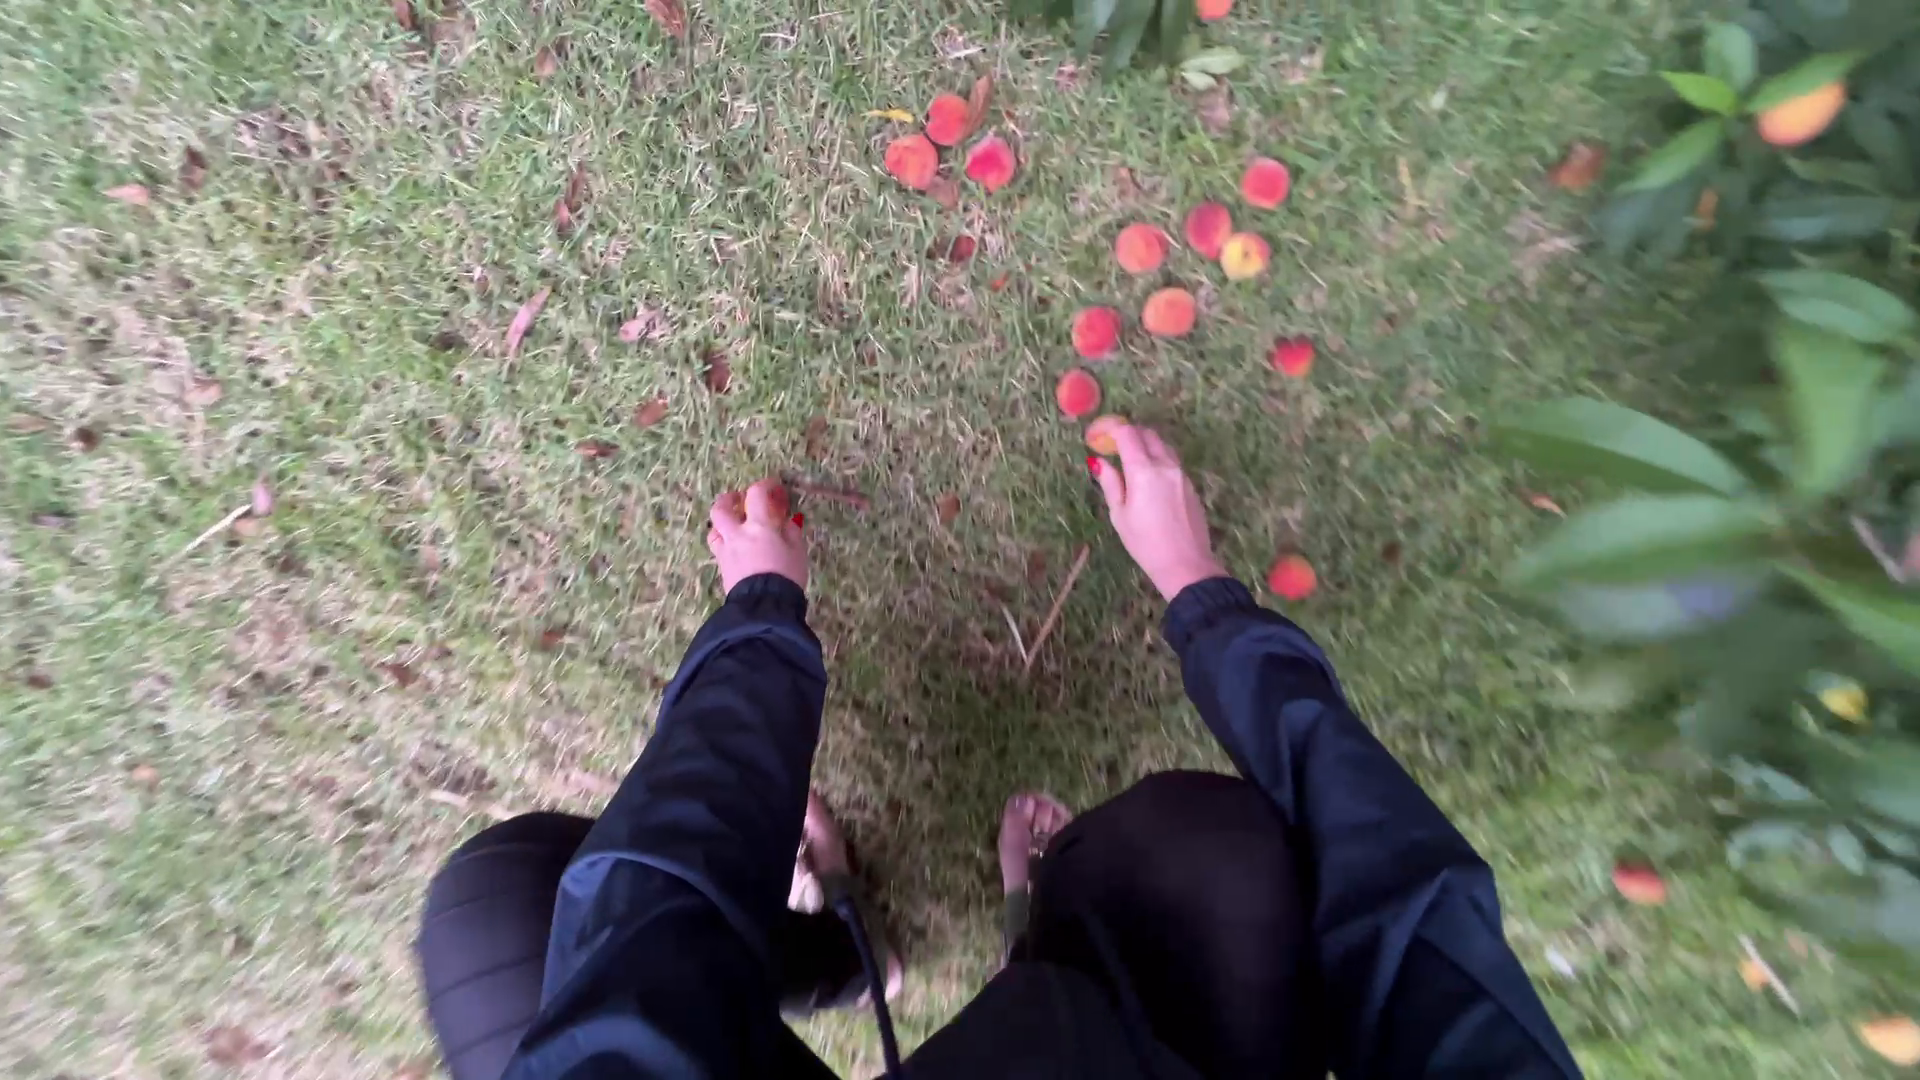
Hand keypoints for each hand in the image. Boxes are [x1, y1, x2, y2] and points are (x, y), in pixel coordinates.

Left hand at [707, 478, 807, 592]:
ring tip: (734, 525)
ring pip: (714, 529)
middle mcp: (737, 534)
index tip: (773, 486)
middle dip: (729, 499)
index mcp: (758, 525)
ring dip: (722, 523)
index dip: (765, 485)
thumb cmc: (786, 575)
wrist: (764, 606)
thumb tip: (785, 523)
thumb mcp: (798, 551)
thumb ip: (790, 532)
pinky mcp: (722, 567)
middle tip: (739, 499)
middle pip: (721, 509)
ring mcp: (725, 551)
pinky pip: (718, 548)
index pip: (756, 494)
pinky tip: (736, 547)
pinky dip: (725, 542)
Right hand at [1091, 425, 1227, 600]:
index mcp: (1143, 471)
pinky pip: (1172, 461)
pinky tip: (1149, 477)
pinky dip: (1158, 458)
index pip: (1127, 435)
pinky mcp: (1190, 484)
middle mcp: (1165, 465)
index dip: (1111, 430)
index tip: (1098, 436)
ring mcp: (1181, 474)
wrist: (1186, 564)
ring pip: (1163, 445)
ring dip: (1145, 444)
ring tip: (1130, 460)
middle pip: (1148, 434)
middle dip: (1129, 434)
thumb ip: (1110, 483)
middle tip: (1113, 446)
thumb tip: (1099, 462)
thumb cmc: (1144, 543)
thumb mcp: (1119, 515)